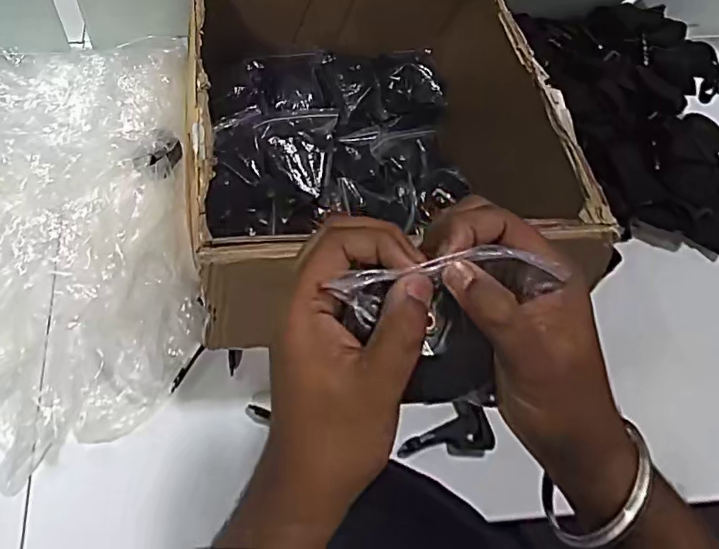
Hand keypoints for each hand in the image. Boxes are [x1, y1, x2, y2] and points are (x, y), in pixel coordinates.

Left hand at [216, 217, 427, 546]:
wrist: (308, 479)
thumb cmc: (330, 442)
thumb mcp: (378, 384)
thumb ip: (400, 329)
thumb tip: (419, 282)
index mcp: (302, 304)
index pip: (335, 240)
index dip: (379, 242)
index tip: (413, 266)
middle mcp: (299, 301)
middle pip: (336, 242)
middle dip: (381, 244)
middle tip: (418, 268)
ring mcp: (308, 313)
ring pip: (341, 263)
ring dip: (379, 266)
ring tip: (414, 287)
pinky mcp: (321, 329)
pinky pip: (346, 290)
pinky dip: (375, 290)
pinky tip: (401, 310)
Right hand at [423, 197, 638, 525]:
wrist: (572, 447)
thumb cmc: (568, 406)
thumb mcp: (533, 359)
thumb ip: (497, 311)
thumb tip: (455, 267)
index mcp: (549, 271)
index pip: (500, 221)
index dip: (465, 228)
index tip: (442, 255)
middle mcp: (526, 269)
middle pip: (476, 221)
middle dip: (445, 233)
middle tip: (425, 261)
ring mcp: (505, 283)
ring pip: (462, 242)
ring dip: (437, 252)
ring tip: (421, 276)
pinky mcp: (486, 301)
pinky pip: (454, 270)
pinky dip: (435, 272)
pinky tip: (424, 290)